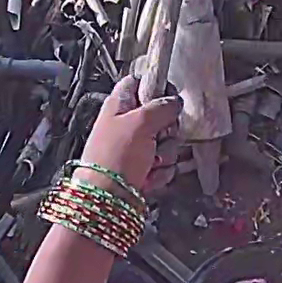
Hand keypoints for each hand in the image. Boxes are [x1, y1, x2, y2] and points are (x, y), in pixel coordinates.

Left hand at [79, 76, 182, 195]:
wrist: (105, 200)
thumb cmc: (116, 156)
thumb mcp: (140, 123)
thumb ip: (162, 107)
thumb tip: (176, 101)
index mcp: (120, 105)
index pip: (140, 82)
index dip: (157, 87)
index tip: (169, 98)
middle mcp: (128, 124)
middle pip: (162, 115)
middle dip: (167, 130)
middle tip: (158, 138)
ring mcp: (136, 147)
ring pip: (167, 142)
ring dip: (164, 155)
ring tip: (150, 163)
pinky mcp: (143, 168)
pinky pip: (165, 164)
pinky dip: (160, 173)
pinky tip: (148, 177)